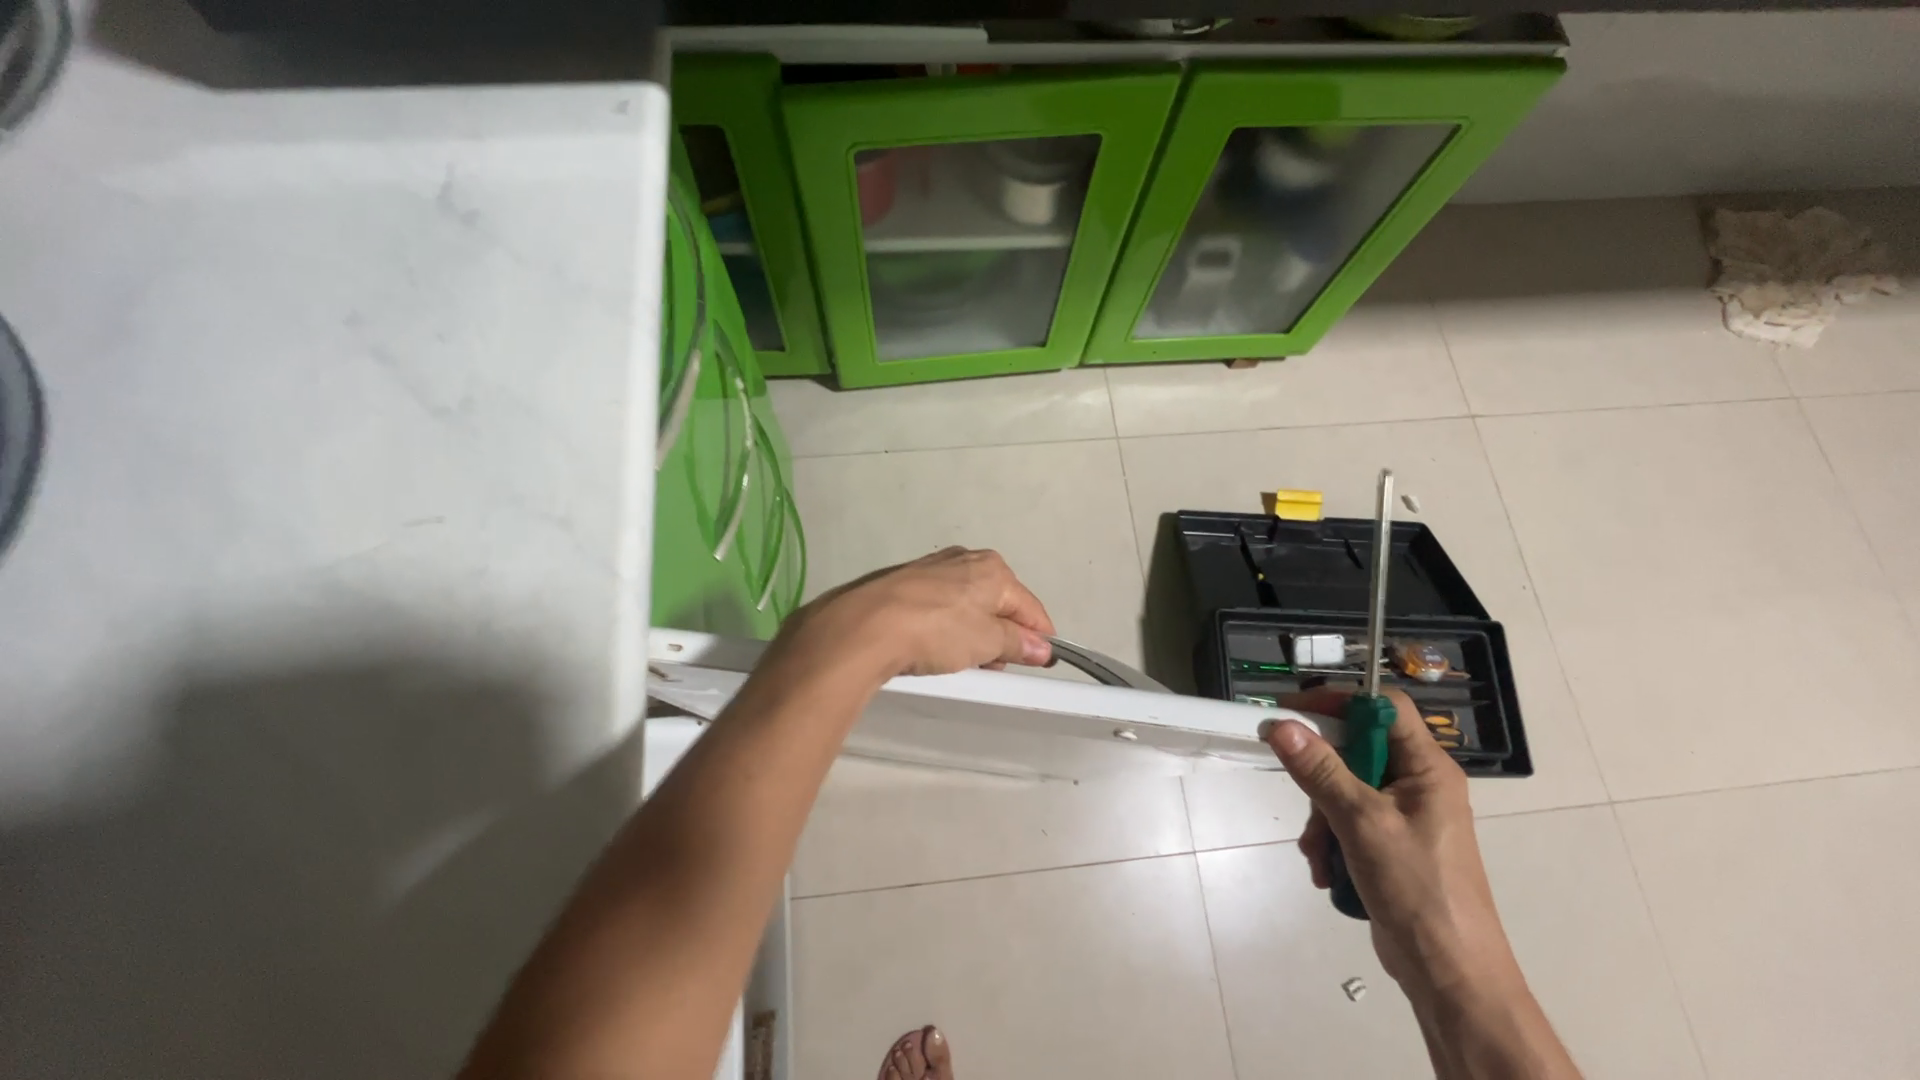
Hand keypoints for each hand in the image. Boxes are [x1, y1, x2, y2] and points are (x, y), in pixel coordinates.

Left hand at [781, 547, 1055, 677]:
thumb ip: (1017, 643)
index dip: (1038, 637)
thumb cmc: (936, 630)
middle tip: (995, 666)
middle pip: (998, 603)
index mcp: (993, 568)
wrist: (865, 627)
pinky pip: (941, 606)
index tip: (1040, 662)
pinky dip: (947, 627)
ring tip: (964, 662)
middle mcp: (965, 559)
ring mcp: (932, 568)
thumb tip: (1040, 647)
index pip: (1029, 606)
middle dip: (1002, 635)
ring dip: (974, 633)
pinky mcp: (905, 583)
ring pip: (968, 605)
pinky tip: (935, 648)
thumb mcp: (986, 642)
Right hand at [1263, 687, 1518, 999]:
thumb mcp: (1362, 823)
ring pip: (1343, 787)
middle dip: (1320, 775)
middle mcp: (1417, 783)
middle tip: (1296, 791)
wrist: (1448, 972)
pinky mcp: (1388, 844)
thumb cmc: (1417, 889)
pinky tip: (1325, 869)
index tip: (1290, 712)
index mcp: (1427, 768)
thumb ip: (1321, 771)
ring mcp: (1403, 815)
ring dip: (1320, 817)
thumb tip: (1281, 725)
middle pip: (1355, 748)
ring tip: (1317, 851)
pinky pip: (1345, 820)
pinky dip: (1329, 840)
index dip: (1337, 702)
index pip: (1383, 706)